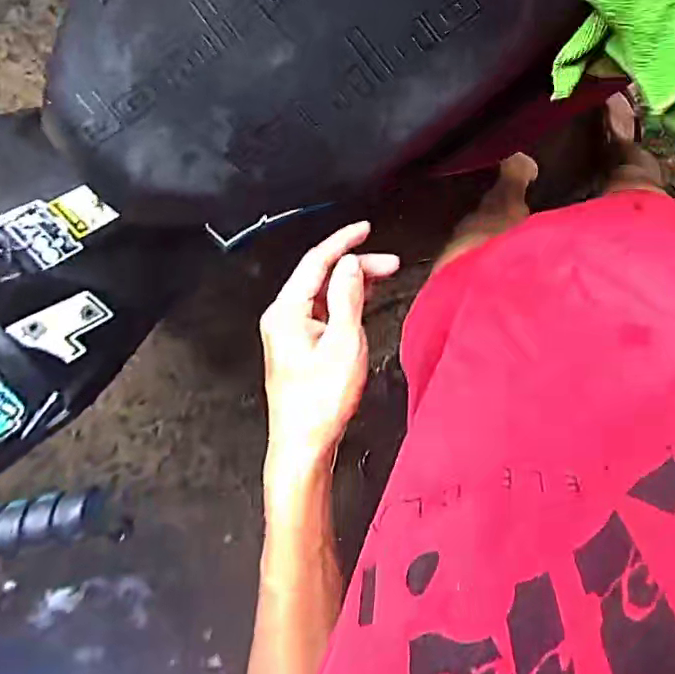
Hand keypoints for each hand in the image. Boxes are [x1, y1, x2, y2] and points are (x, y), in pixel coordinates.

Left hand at [259, 222, 399, 485]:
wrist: (304, 444)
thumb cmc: (321, 401)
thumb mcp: (344, 343)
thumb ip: (348, 297)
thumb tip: (351, 264)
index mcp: (287, 312)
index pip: (316, 262)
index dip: (342, 241)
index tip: (365, 229)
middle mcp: (284, 317)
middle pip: (321, 275)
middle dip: (356, 264)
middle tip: (391, 263)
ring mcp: (291, 330)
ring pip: (324, 291)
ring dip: (354, 281)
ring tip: (385, 276)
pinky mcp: (301, 343)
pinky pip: (325, 308)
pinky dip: (347, 298)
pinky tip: (365, 297)